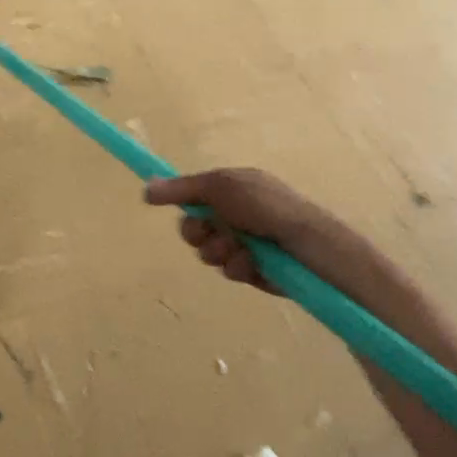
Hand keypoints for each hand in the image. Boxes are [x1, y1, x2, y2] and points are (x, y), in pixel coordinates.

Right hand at [146, 168, 374, 298]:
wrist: (311, 247)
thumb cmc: (267, 207)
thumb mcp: (221, 186)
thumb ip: (182, 189)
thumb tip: (145, 189)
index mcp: (232, 188)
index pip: (192, 193)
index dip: (179, 200)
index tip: (155, 203)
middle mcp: (236, 213)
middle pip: (194, 225)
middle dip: (198, 232)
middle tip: (210, 232)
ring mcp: (245, 242)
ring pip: (208, 250)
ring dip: (219, 250)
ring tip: (240, 249)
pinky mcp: (254, 270)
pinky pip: (229, 269)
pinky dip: (237, 266)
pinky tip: (253, 264)